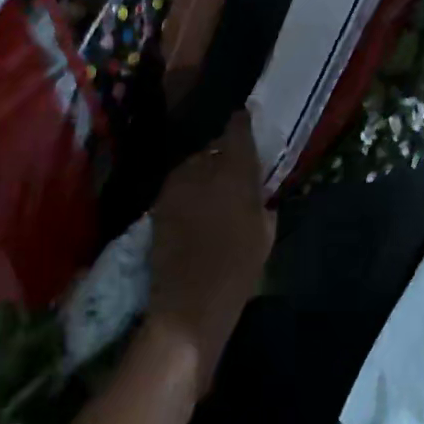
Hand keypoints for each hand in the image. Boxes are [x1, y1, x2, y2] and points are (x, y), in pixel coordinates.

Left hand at [148, 111, 273, 352]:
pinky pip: (178, 189)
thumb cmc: (239, 266)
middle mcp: (202, 171)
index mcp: (234, 171)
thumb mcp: (266, 230)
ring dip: (203, 171)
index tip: (248, 117)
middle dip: (224, 153)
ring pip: (192, 167)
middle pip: (213, 148)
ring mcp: (175, 190)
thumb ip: (263, 202)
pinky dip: (188, 192)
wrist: (189, 306)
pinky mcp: (157, 211)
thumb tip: (259, 192)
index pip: (237, 131)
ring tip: (214, 188)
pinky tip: (198, 209)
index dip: (243, 122)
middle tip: (236, 167)